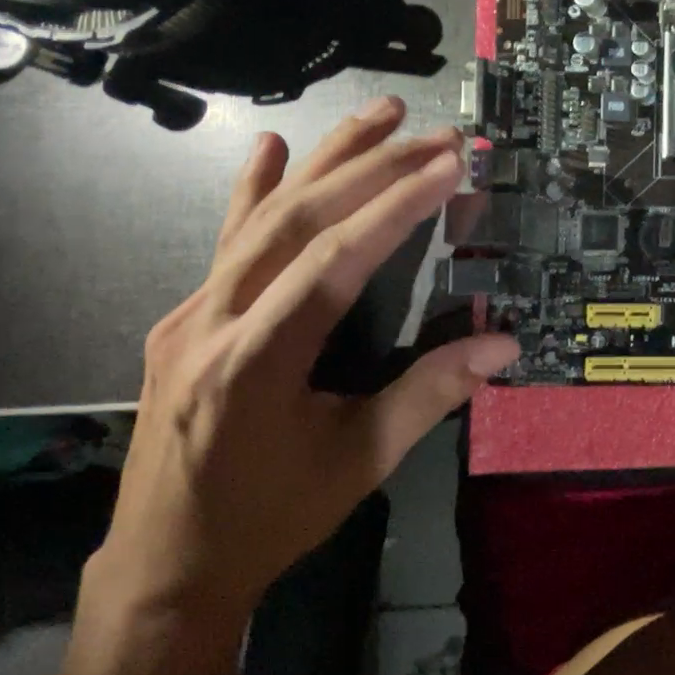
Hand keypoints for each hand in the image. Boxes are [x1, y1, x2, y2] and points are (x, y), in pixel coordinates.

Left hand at [92, 97, 519, 617]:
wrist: (171, 558)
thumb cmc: (274, 513)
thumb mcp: (363, 459)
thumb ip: (430, 392)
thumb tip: (503, 343)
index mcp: (254, 360)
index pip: (332, 261)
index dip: (395, 208)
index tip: (450, 168)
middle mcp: (212, 321)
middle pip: (296, 222)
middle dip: (372, 169)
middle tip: (436, 135)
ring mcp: (193, 314)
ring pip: (262, 219)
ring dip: (327, 163)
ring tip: (380, 116)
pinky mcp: (191, 320)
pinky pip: (228, 243)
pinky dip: (253, 191)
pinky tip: (273, 148)